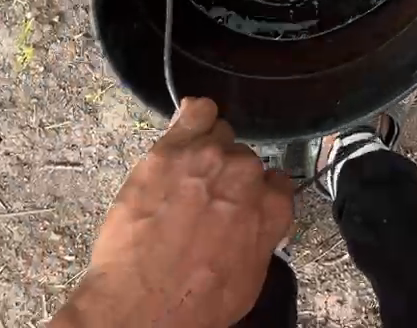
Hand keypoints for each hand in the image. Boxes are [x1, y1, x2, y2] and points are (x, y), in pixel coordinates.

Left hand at [52, 97, 293, 327]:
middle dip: (229, 176)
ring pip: (221, 133)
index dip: (258, 193)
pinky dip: (197, 115)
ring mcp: (210, 156)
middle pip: (245, 158)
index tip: (242, 204)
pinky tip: (189, 127)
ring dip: (209, 150)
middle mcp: (247, 174)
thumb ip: (263, 238)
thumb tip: (260, 221)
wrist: (139, 307)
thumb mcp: (248, 283)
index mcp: (271, 207)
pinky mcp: (172, 148)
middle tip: (205, 200)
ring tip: (188, 175)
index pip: (278, 181)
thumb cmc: (193, 305)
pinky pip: (197, 110)